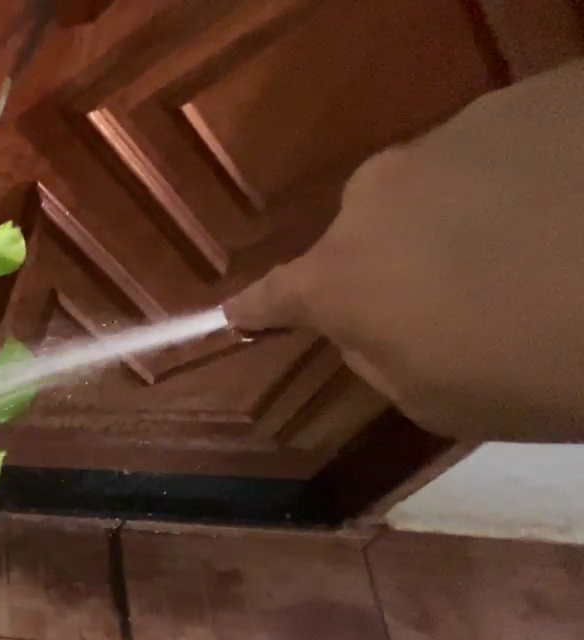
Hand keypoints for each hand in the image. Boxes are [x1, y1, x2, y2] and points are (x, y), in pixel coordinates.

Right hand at [224, 61, 583, 442]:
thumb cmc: (551, 365)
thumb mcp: (438, 398)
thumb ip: (376, 352)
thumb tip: (369, 321)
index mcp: (336, 278)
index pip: (264, 299)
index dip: (256, 311)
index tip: (244, 318)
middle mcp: (376, 197)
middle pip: (363, 229)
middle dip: (394, 251)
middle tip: (460, 282)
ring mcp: (465, 134)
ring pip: (444, 177)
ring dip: (470, 204)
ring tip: (542, 231)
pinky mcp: (556, 87)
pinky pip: (527, 134)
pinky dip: (546, 162)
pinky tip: (582, 195)